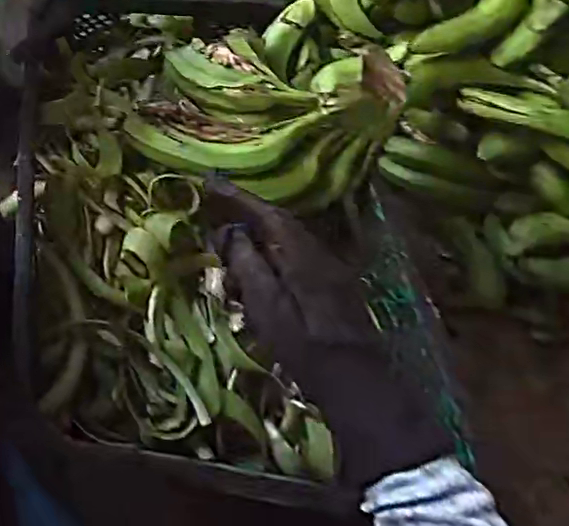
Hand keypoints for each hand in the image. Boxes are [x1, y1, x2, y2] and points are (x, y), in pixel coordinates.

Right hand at [204, 179, 452, 487]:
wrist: (360, 388)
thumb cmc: (306, 345)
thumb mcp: (266, 303)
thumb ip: (246, 262)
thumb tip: (229, 231)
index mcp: (301, 253)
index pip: (266, 212)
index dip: (236, 196)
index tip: (208, 181)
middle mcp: (318, 254)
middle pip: (276, 222)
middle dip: (243, 213)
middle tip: (212, 208)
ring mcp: (328, 271)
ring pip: (284, 241)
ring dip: (254, 236)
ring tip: (226, 244)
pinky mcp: (330, 290)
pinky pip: (291, 257)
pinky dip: (267, 255)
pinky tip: (253, 272)